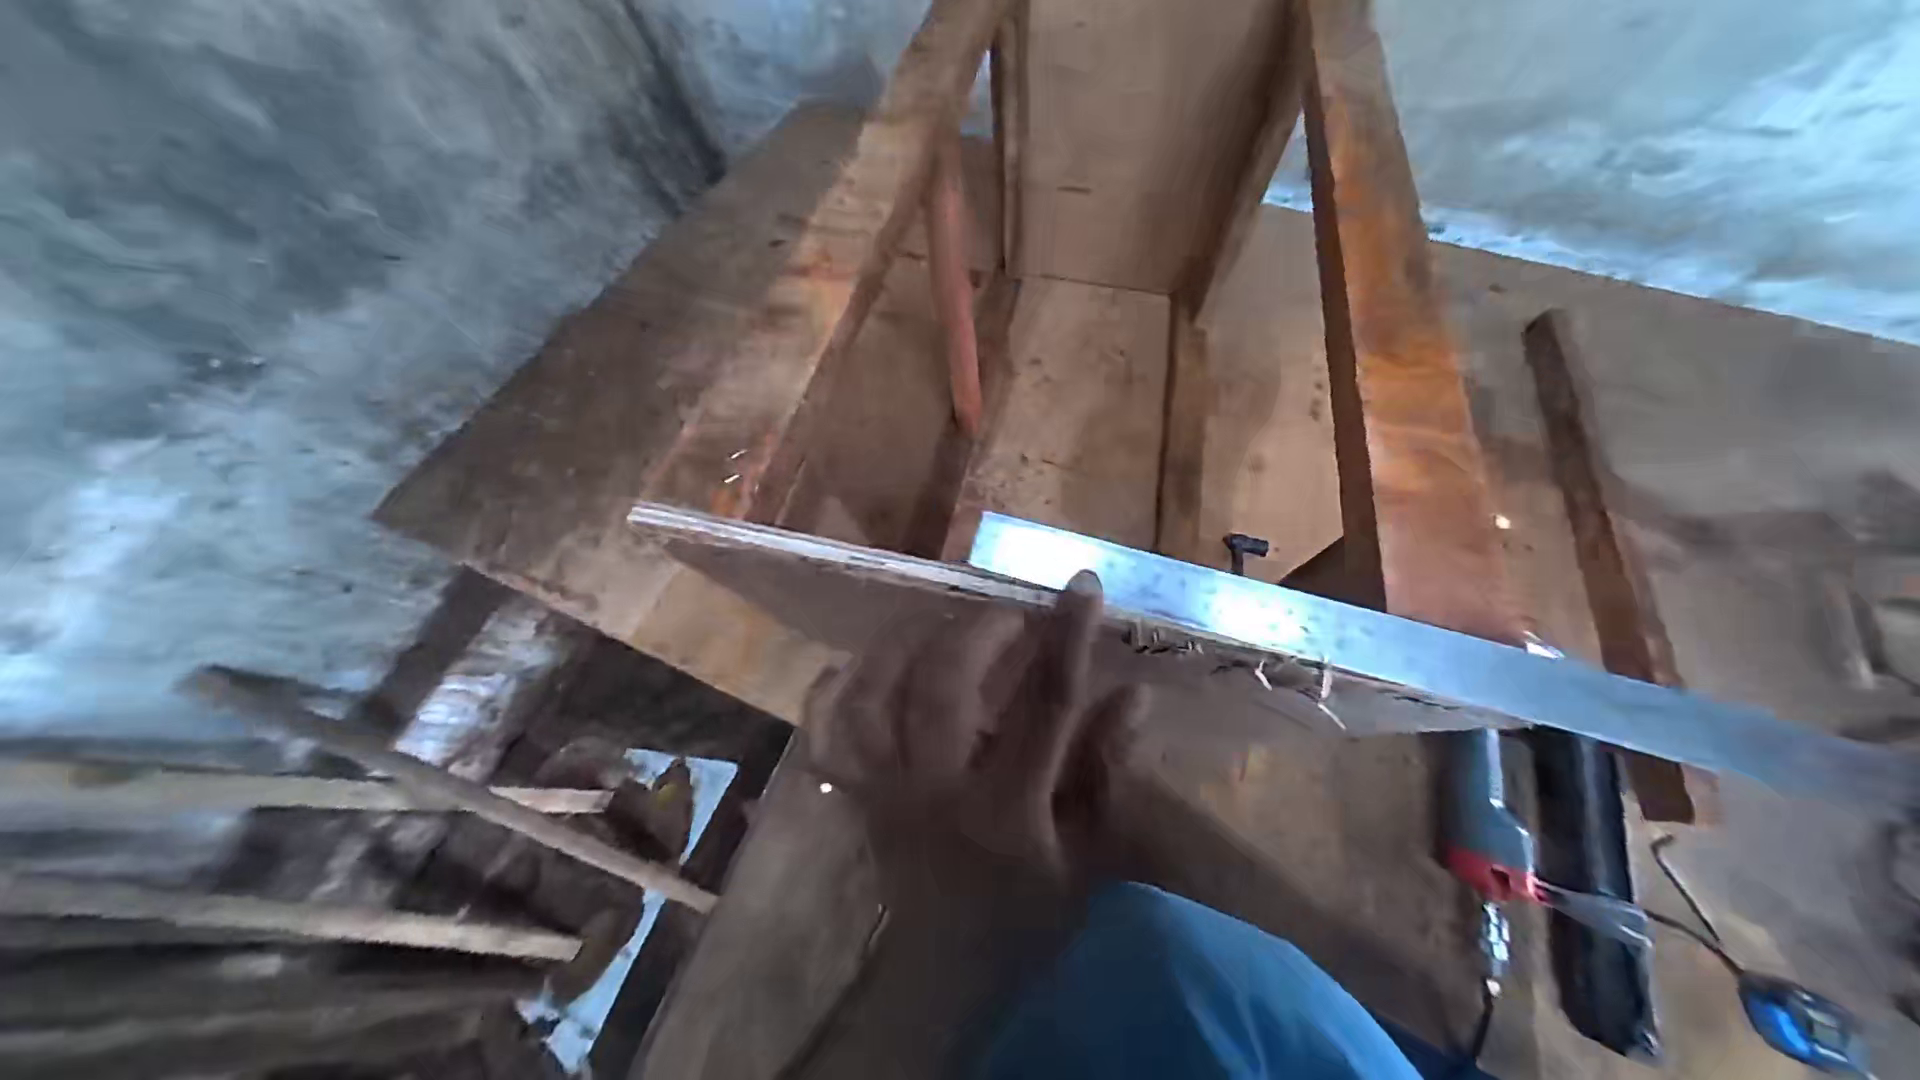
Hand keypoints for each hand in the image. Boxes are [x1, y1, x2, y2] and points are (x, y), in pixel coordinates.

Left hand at [806, 570, 1148, 893]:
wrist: (944, 986)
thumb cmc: (1029, 919)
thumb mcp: (1088, 856)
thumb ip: (1107, 771)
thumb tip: (1134, 694)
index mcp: (1007, 807)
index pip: (1045, 703)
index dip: (1066, 636)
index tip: (1083, 585)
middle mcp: (936, 789)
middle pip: (944, 683)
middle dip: (981, 631)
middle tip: (1010, 616)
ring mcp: (883, 791)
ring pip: (874, 692)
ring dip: (906, 642)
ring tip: (940, 622)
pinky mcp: (853, 797)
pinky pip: (827, 730)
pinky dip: (834, 688)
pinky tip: (855, 662)